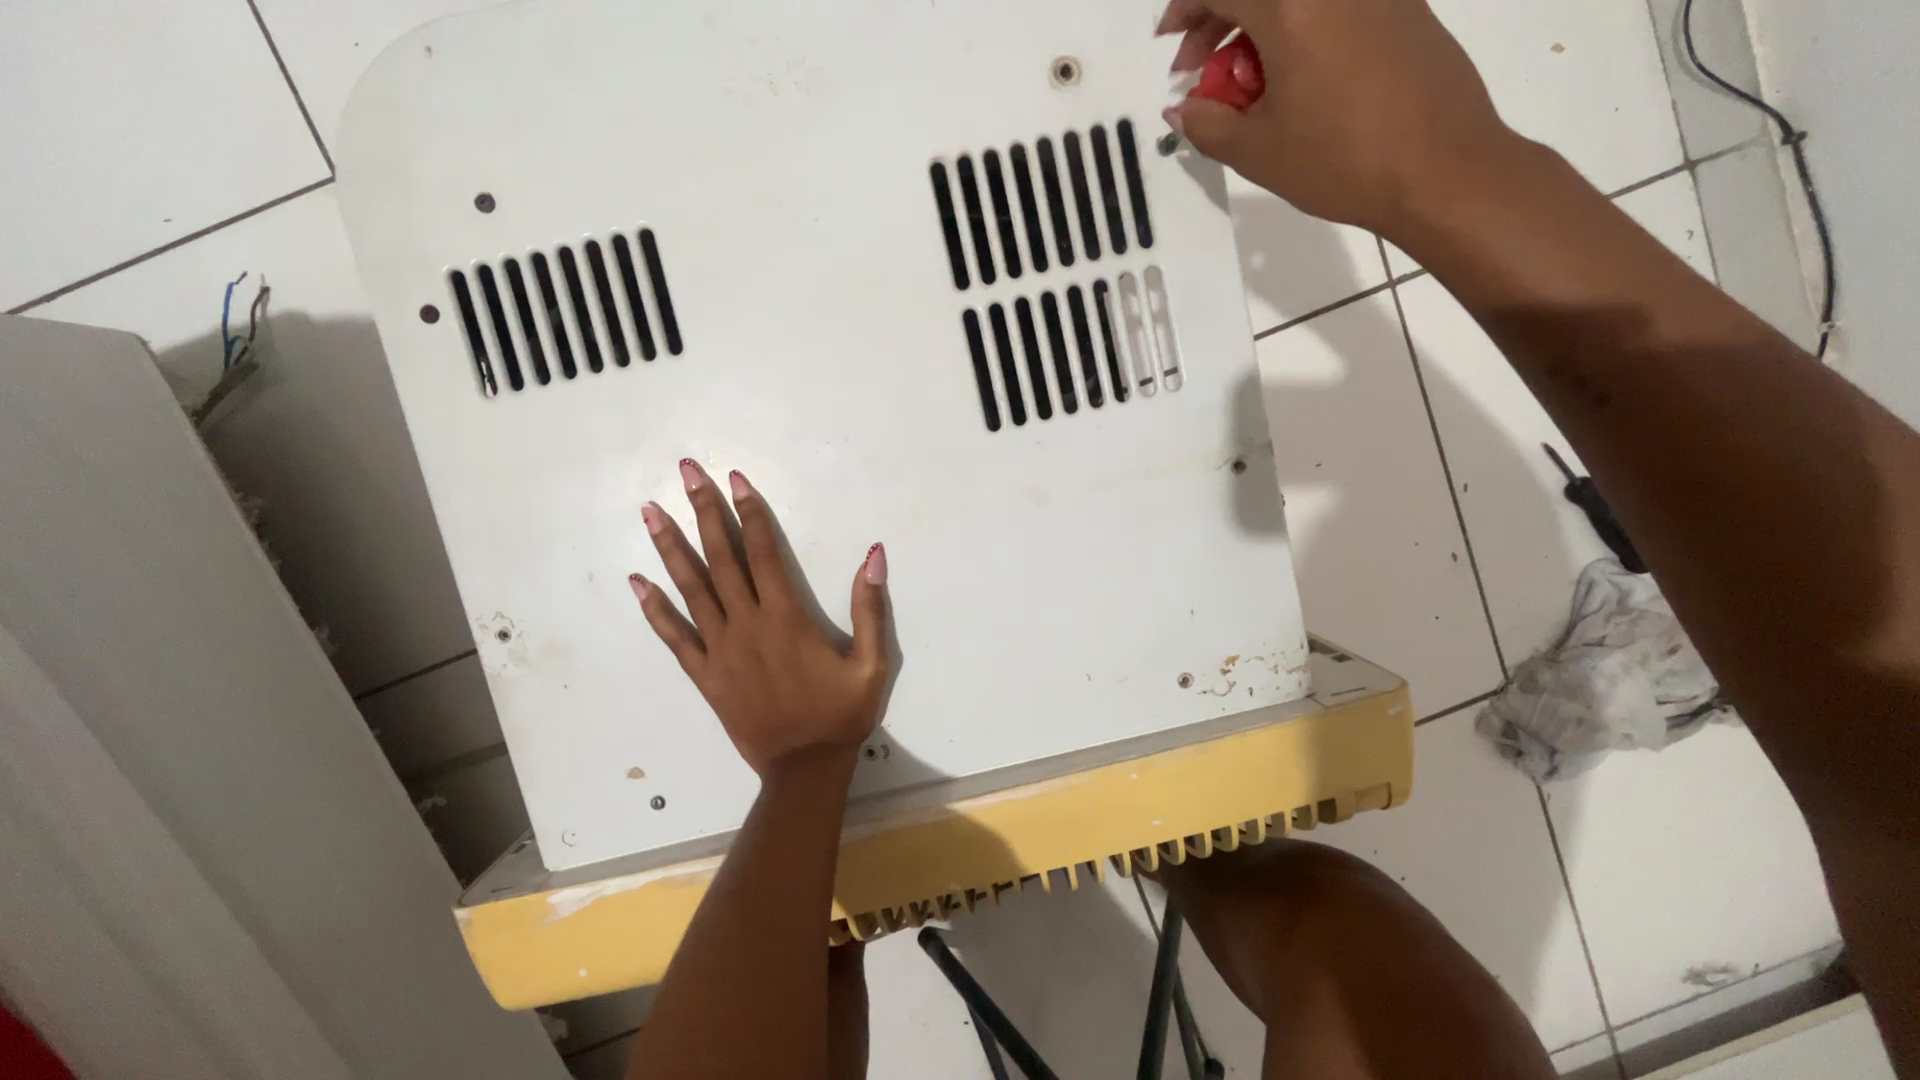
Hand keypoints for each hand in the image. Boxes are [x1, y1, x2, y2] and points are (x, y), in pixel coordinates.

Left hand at [629, 460, 890, 777]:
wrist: (803, 768)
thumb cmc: (840, 714)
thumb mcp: (873, 664)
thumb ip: (871, 608)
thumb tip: (874, 554)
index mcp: (786, 618)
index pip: (765, 552)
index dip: (751, 512)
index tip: (735, 479)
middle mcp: (747, 624)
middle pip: (721, 558)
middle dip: (703, 512)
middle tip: (686, 471)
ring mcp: (720, 649)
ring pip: (691, 588)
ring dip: (670, 547)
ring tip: (650, 511)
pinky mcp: (704, 674)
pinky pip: (674, 636)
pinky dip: (655, 608)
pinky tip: (637, 581)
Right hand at [1159, 0, 1521, 234]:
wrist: (1443, 170)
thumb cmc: (1342, 162)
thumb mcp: (1257, 152)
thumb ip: (1206, 123)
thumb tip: (1182, 107)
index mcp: (1291, 6)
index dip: (1184, 9)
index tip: (1170, 43)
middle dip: (1220, 17)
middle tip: (1203, 73)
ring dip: (1261, 25)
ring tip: (1251, 85)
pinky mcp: (1405, 4)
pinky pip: (1335, 4)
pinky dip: (1302, 25)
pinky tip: (1298, 77)